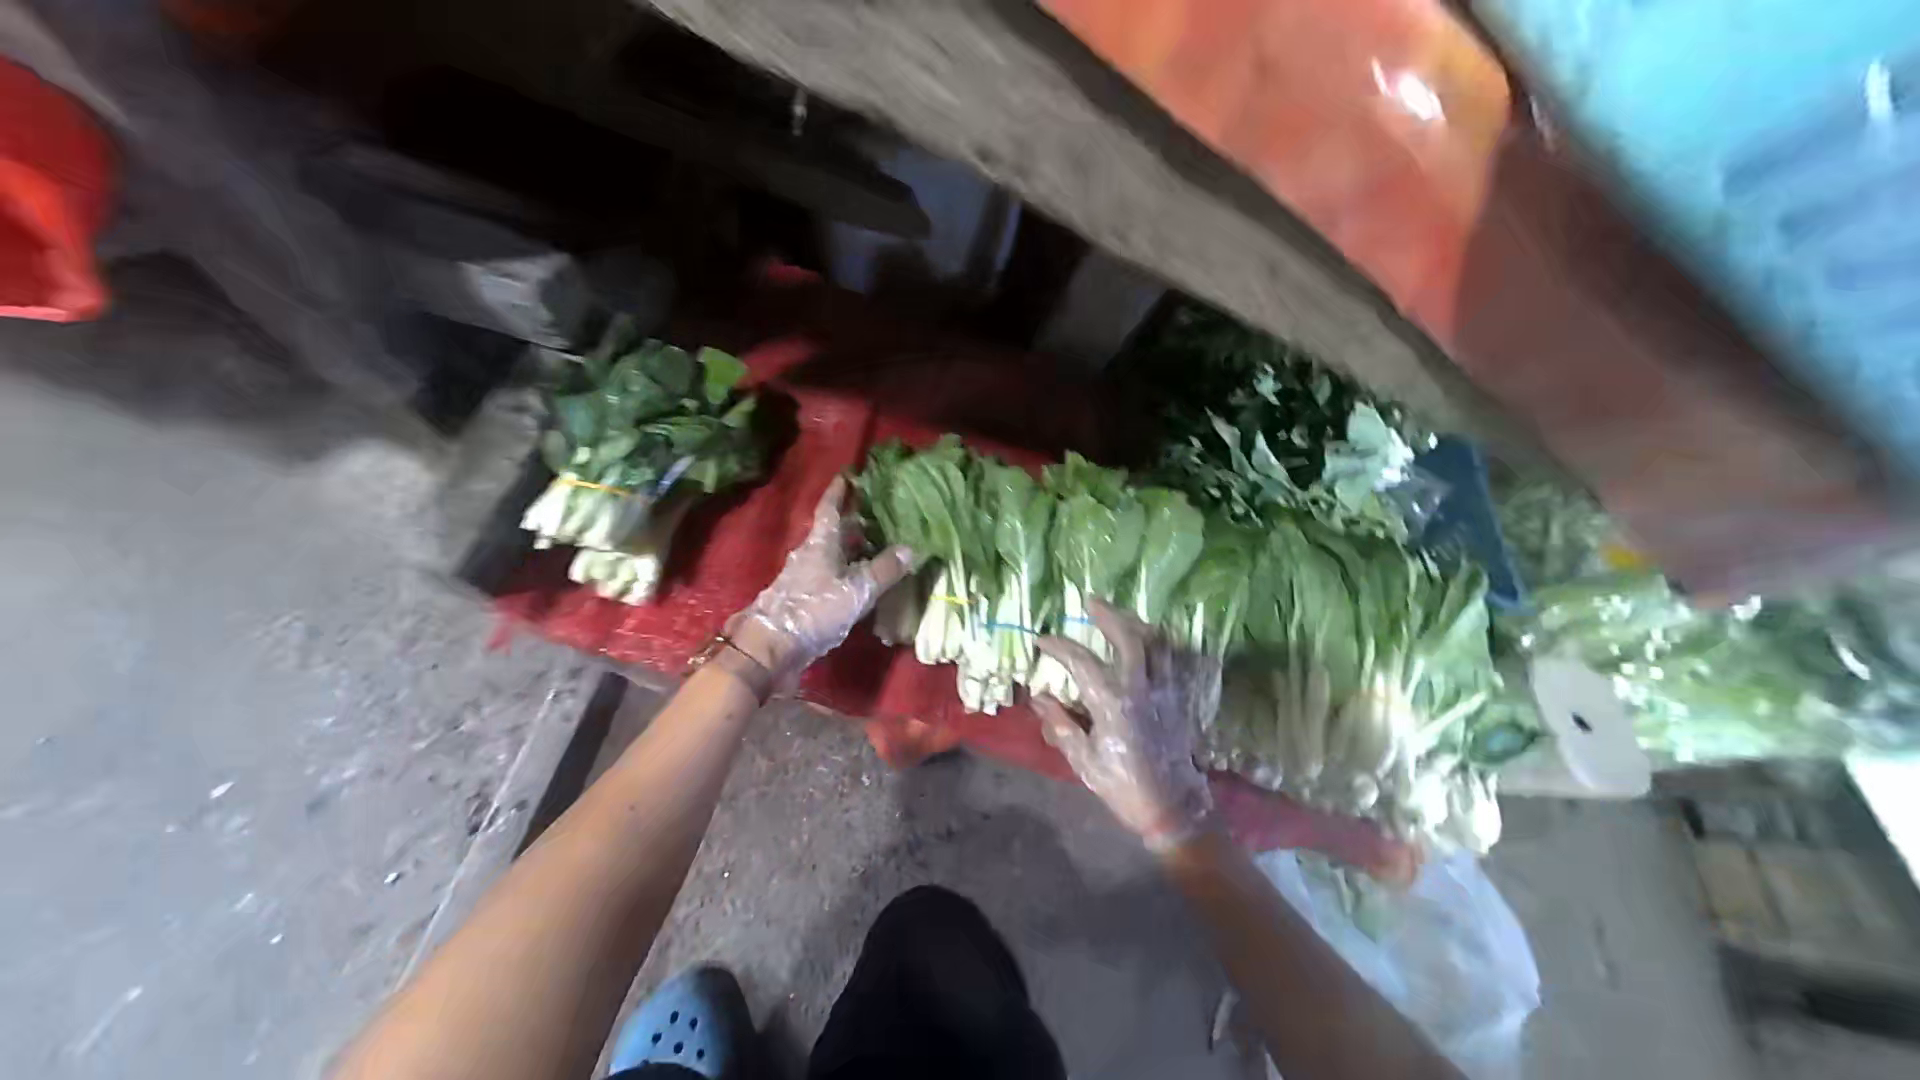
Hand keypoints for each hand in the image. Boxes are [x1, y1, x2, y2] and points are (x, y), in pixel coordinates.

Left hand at [731, 476, 912, 686]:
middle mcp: (810, 555)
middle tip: (879, 512)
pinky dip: (848, 573)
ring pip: (833, 555)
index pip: (830, 509)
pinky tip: (862, 581)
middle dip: (855, 521)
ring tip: (879, 546)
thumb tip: (911, 548)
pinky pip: (832, 576)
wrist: (772, 648)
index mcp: (820, 544)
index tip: (848, 474)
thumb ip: (884, 570)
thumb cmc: (812, 610)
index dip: (840, 491)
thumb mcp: (856, 591)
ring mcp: (805, 578)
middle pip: (834, 532)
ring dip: (853, 549)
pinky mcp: (805, 600)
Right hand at [1034, 600, 1219, 851]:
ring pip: (1158, 643)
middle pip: (1129, 638)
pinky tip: (1150, 641)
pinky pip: (1174, 659)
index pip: (1081, 662)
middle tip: (1091, 602)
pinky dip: (1161, 643)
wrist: (1172, 808)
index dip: (1059, 647)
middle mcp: (1142, 689)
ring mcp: (1166, 691)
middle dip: (1109, 616)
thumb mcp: (1084, 760)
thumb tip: (1041, 697)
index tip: (1042, 640)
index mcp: (1113, 704)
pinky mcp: (1180, 699)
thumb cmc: (1123, 786)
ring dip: (1137, 624)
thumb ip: (1062, 725)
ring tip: (1120, 616)